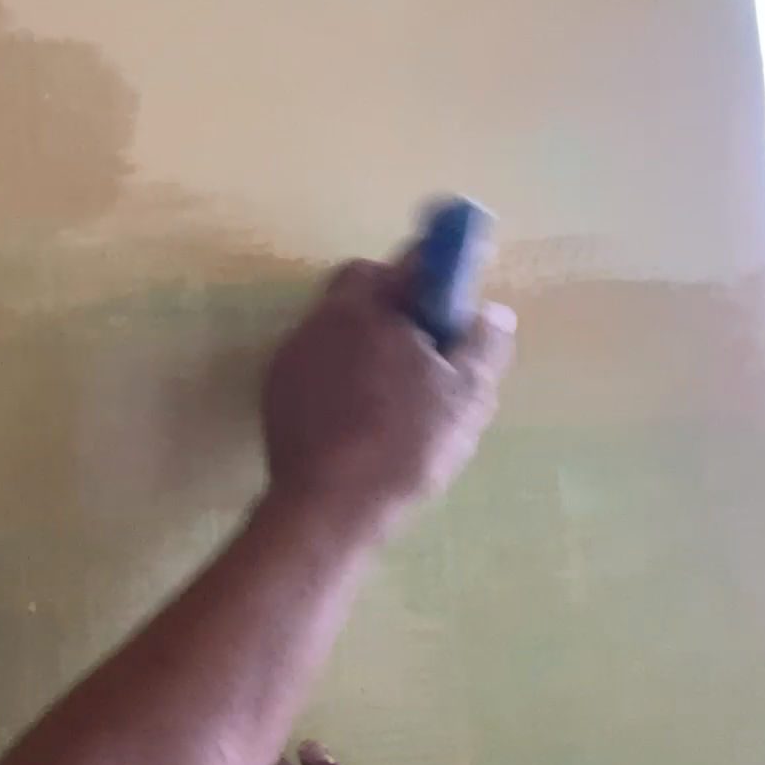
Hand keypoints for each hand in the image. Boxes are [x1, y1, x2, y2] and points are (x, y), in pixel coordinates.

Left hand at [262, 260, 513, 541]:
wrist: (328, 503)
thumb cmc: (404, 445)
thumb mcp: (466, 396)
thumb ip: (482, 344)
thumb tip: (489, 313)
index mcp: (366, 309)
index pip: (405, 262)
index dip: (436, 271)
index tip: (453, 298)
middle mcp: (319, 321)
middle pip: (359, 288)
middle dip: (393, 302)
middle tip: (425, 344)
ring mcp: (291, 357)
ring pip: (333, 327)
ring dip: (363, 339)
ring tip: (395, 386)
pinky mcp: (275, 392)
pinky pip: (314, 363)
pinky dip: (337, 371)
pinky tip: (358, 411)